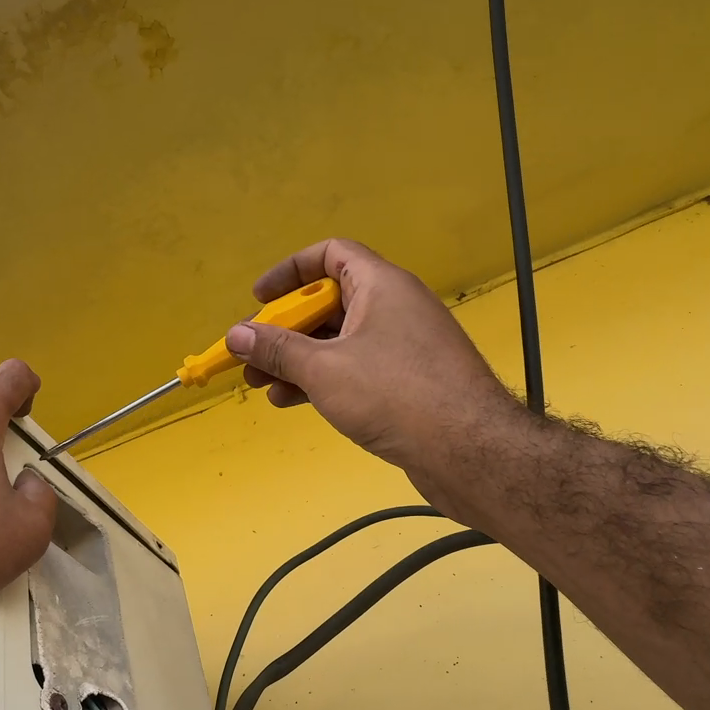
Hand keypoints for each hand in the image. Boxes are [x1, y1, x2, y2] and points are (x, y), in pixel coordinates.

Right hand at [225, 239, 522, 502]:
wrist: (473, 454)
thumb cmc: (395, 395)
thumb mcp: (323, 369)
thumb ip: (276, 349)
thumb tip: (236, 335)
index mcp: (381, 286)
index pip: (331, 254)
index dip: (290, 271)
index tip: (260, 298)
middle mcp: (394, 308)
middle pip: (327, 303)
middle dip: (284, 328)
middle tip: (251, 353)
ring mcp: (403, 347)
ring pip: (337, 341)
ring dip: (296, 359)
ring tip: (261, 385)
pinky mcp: (407, 383)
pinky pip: (353, 368)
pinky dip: (320, 380)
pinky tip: (292, 402)